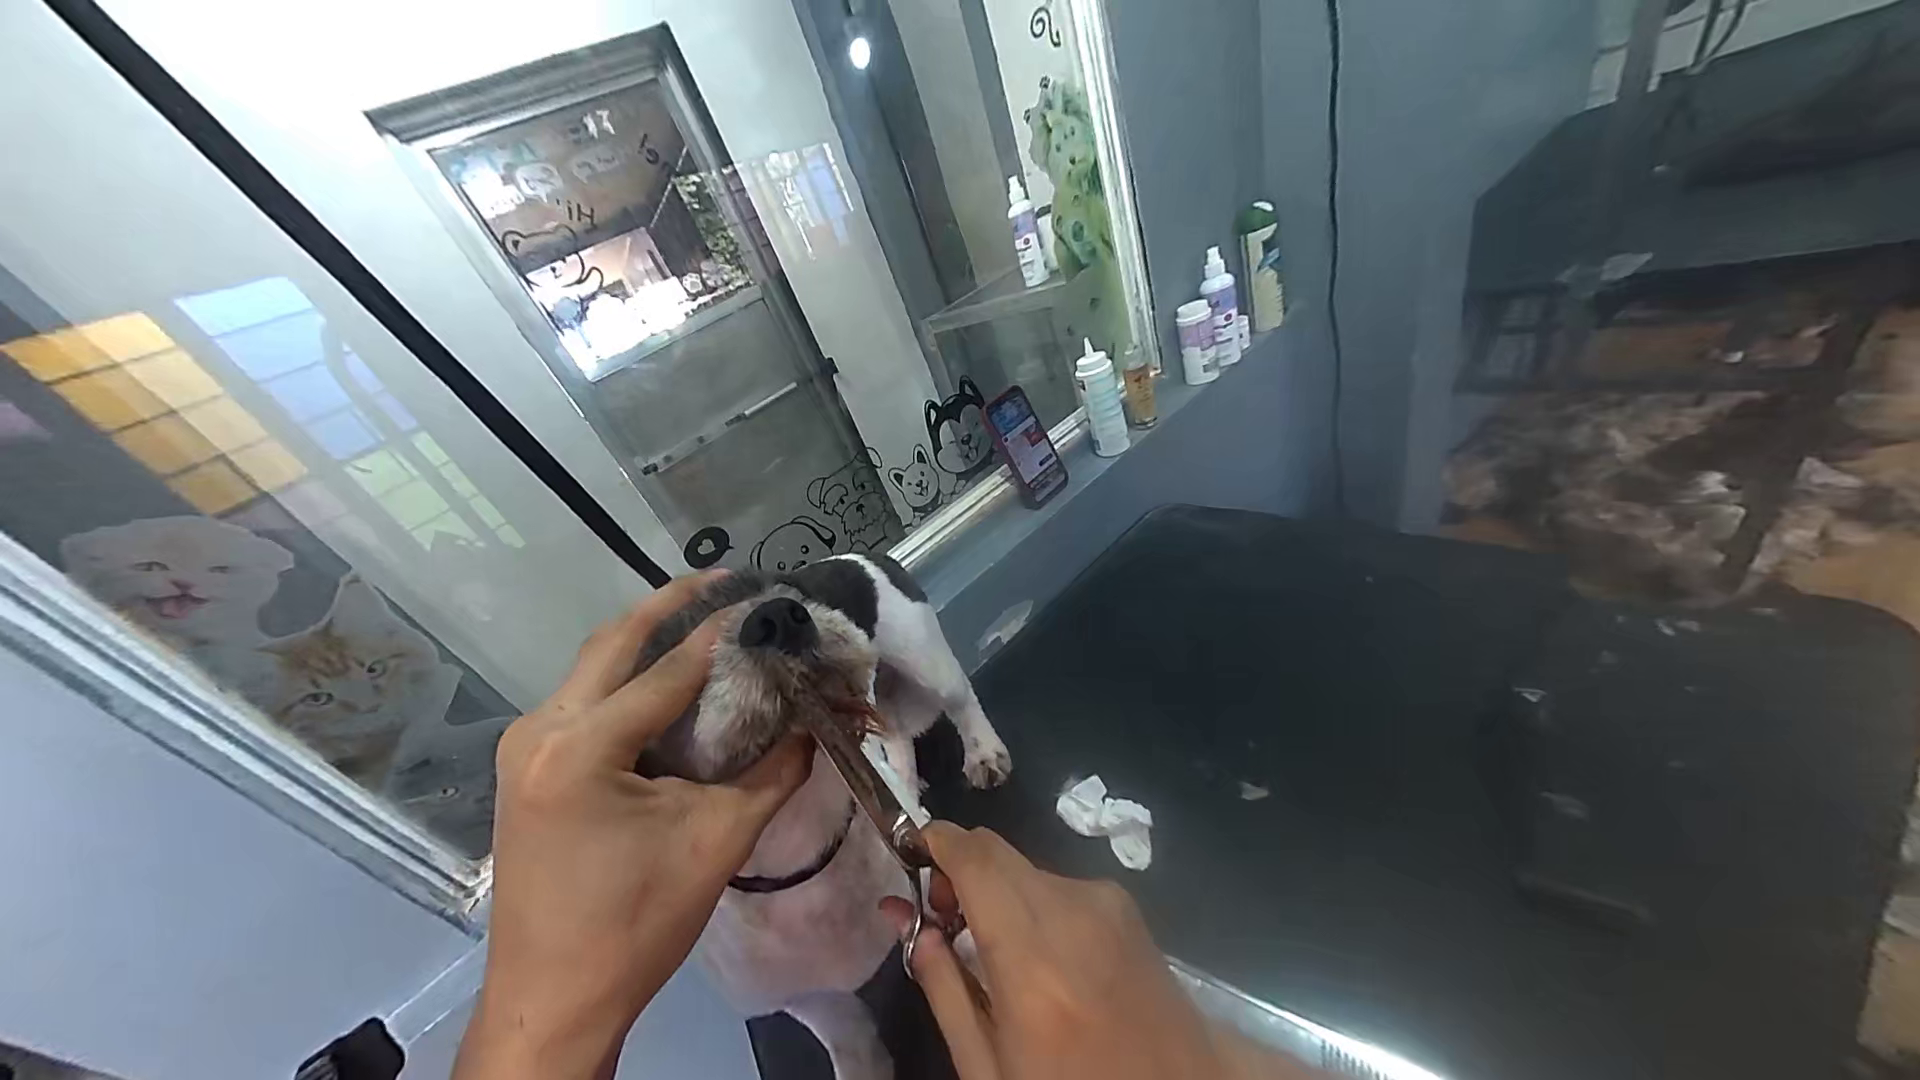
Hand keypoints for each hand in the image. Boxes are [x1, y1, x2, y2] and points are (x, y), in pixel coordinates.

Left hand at [455, 573, 811, 1079]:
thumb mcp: (720, 840)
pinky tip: (669, 669)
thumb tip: (818, 723)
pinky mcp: (530, 763)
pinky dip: (630, 671)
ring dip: (648, 634)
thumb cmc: (637, 922)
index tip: (764, 600)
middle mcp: (541, 732)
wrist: (553, 999)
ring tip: (705, 611)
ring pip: (594, 663)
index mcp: (581, 749)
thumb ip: (776, 771)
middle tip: (726, 578)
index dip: (721, 632)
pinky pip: (586, 693)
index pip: (666, 670)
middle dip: (671, 603)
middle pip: (613, 643)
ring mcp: (526, 745)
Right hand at [885, 824, 1310, 1079]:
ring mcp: (1103, 900)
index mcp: (1030, 959)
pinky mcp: (1124, 902)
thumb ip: (942, 984)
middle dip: (960, 866)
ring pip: (1024, 866)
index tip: (913, 852)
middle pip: (995, 850)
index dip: (937, 840)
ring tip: (996, 944)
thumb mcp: (987, 1069)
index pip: (974, 859)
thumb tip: (908, 918)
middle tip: (942, 913)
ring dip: (997, 887)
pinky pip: (1057, 883)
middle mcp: (1069, 909)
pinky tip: (1044, 952)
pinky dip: (1033, 900)